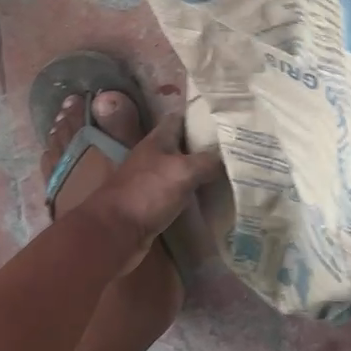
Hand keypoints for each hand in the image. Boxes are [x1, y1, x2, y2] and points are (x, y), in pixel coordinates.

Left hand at [81, 113, 224, 245]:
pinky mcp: (155, 204)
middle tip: (237, 145)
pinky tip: (215, 195)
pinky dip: (196, 192)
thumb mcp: (184, 170)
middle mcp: (155, 157)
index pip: (181, 118)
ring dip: (203, 170)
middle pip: (184, 144)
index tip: (226, 116)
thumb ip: (209, 161)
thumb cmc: (148, 193)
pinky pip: (181, 192)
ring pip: (184, 169)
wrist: (114, 235)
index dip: (201, 114)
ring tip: (232, 169)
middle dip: (207, 144)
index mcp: (158, 140)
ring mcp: (153, 181)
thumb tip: (232, 157)